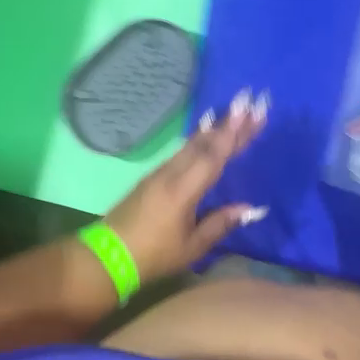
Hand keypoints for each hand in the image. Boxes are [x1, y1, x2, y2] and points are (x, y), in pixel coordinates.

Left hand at [105, 88, 269, 280]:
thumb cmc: (154, 255)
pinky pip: (180, 153)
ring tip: (233, 113)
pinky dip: (197, 140)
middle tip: (250, 102)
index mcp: (182, 191)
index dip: (233, 134)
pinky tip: (204, 134)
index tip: (250, 112)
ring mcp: (158, 174)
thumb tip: (251, 208)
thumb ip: (221, 223)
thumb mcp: (192, 246)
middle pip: (203, 144)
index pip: (213, 157)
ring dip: (213, 129)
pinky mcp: (151, 179)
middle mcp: (170, 175)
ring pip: (190, 146)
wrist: (108, 257)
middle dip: (228, 123)